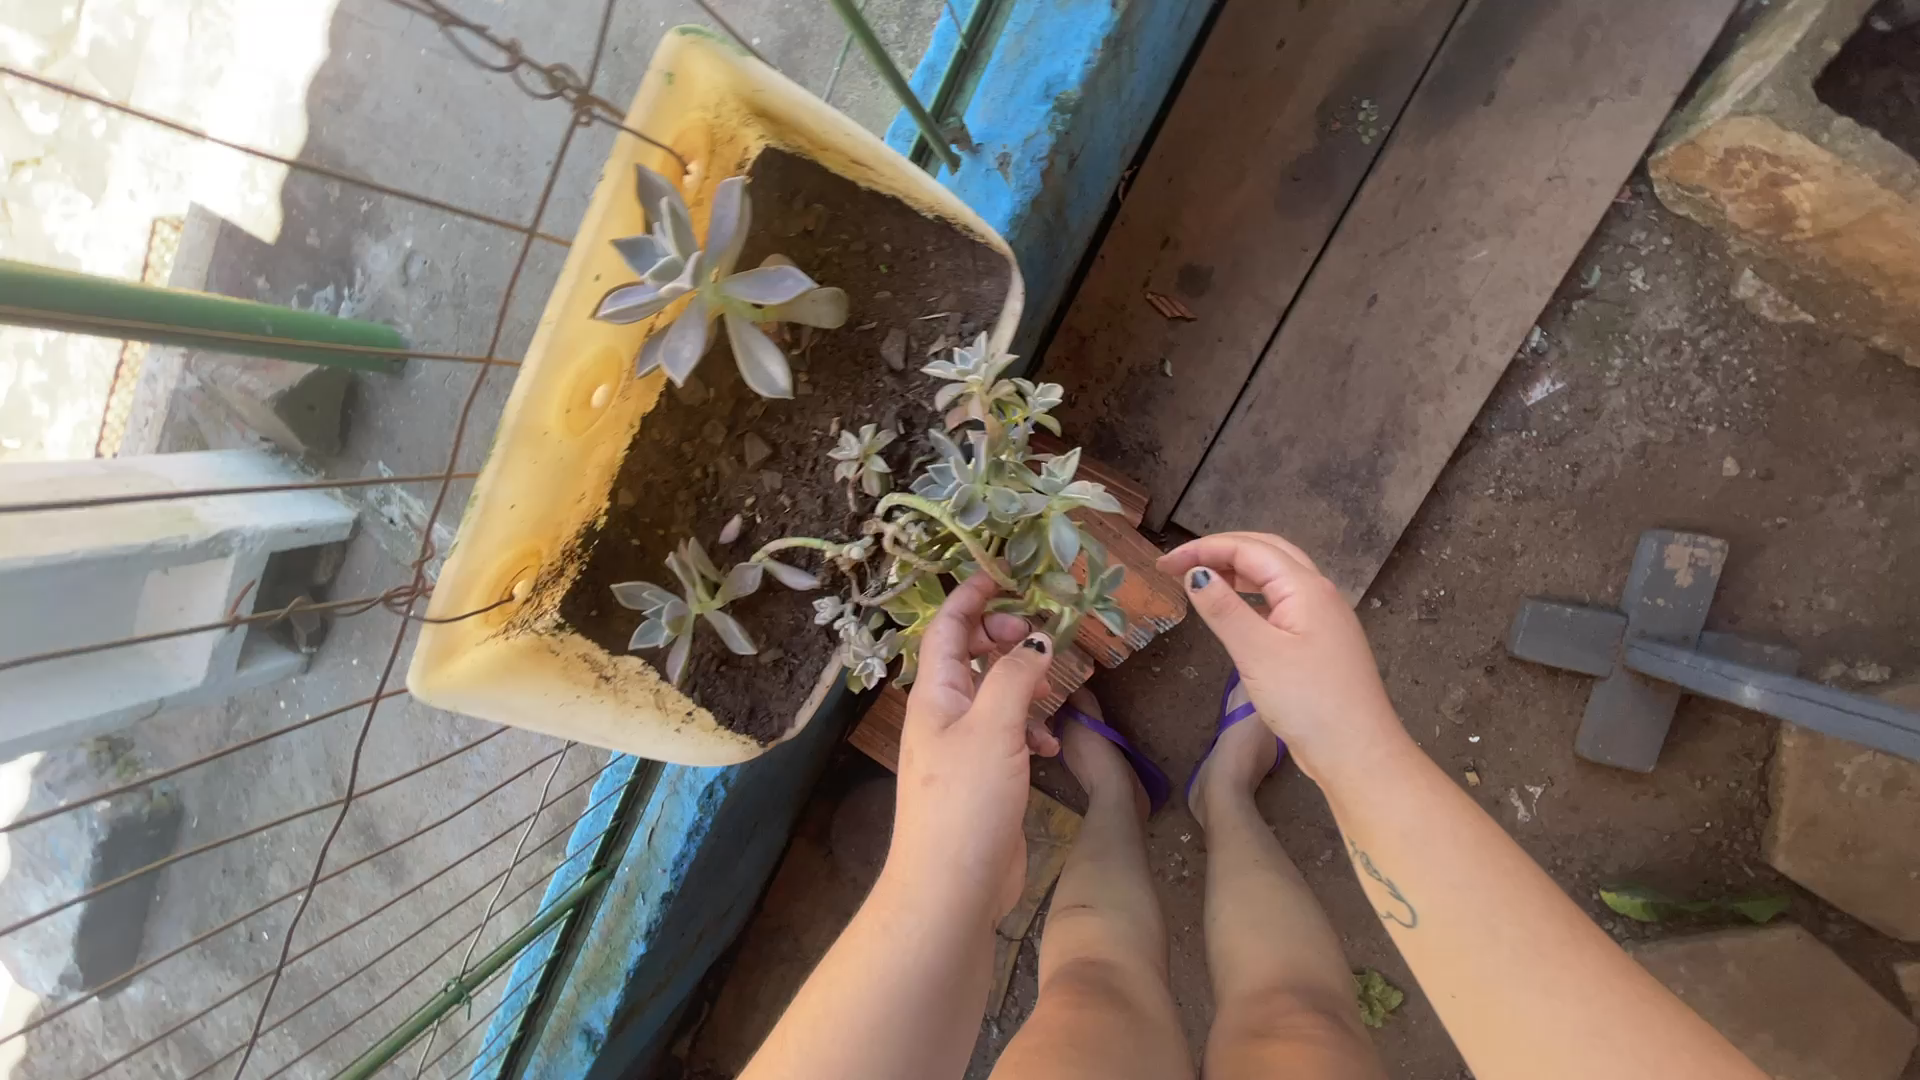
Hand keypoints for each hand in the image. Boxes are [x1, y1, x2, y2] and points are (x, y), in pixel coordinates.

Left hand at [884, 571, 1051, 922]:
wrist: (951, 885)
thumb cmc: (965, 798)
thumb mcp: (993, 726)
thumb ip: (1015, 676)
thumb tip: (1036, 639)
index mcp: (934, 692)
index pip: (947, 629)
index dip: (969, 597)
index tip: (1001, 576)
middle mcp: (944, 712)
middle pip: (969, 655)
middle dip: (1001, 637)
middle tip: (1036, 635)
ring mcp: (962, 745)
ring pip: (992, 693)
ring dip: (1021, 682)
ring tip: (1052, 685)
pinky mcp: (982, 775)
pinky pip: (1005, 733)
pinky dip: (1029, 728)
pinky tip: (1050, 744)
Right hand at [1157, 532, 1408, 781]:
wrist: (1357, 753)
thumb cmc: (1307, 700)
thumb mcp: (1256, 652)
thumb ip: (1223, 608)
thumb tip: (1194, 573)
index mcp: (1305, 588)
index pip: (1248, 549)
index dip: (1203, 549)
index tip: (1164, 564)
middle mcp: (1318, 592)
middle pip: (1265, 551)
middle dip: (1220, 550)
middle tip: (1179, 564)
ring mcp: (1322, 616)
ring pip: (1275, 574)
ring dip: (1235, 569)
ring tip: (1199, 579)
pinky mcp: (1318, 639)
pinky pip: (1280, 598)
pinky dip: (1250, 592)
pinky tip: (1234, 608)